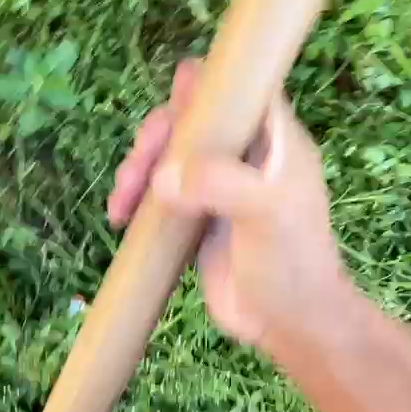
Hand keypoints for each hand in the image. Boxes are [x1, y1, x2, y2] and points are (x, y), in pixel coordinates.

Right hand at [107, 61, 352, 353]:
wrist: (287, 324)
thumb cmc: (290, 261)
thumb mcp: (266, 212)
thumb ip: (220, 182)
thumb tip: (161, 177)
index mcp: (273, 139)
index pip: (238, 89)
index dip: (203, 87)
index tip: (172, 103)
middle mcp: (243, 156)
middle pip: (188, 123)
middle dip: (154, 139)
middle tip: (136, 172)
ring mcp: (216, 188)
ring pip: (166, 158)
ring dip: (136, 171)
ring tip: (120, 204)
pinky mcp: (195, 219)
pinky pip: (157, 195)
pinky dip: (135, 200)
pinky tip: (120, 218)